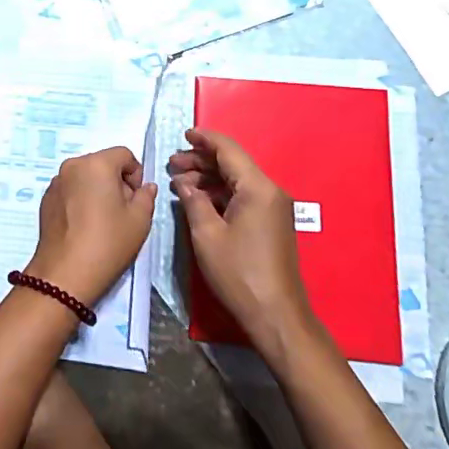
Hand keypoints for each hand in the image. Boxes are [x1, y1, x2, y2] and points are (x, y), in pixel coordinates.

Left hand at [26, 147, 157, 307]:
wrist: (64, 276)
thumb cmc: (108, 242)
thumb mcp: (140, 219)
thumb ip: (146, 196)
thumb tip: (145, 187)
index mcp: (97, 163)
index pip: (125, 155)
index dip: (136, 175)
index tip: (136, 200)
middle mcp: (72, 166)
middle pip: (103, 164)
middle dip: (116, 182)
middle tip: (122, 211)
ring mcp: (55, 183)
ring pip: (85, 178)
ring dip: (97, 191)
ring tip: (101, 221)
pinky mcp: (44, 202)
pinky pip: (70, 191)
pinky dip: (80, 201)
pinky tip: (84, 227)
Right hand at [169, 129, 316, 357]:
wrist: (276, 313)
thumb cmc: (239, 273)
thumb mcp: (207, 236)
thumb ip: (194, 202)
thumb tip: (184, 183)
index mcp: (258, 187)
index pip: (229, 150)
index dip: (205, 139)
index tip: (184, 135)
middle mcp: (270, 190)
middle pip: (233, 164)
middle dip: (202, 161)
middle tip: (172, 163)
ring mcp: (274, 207)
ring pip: (238, 181)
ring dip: (210, 179)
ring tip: (180, 182)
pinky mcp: (272, 222)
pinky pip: (245, 197)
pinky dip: (222, 195)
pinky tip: (200, 200)